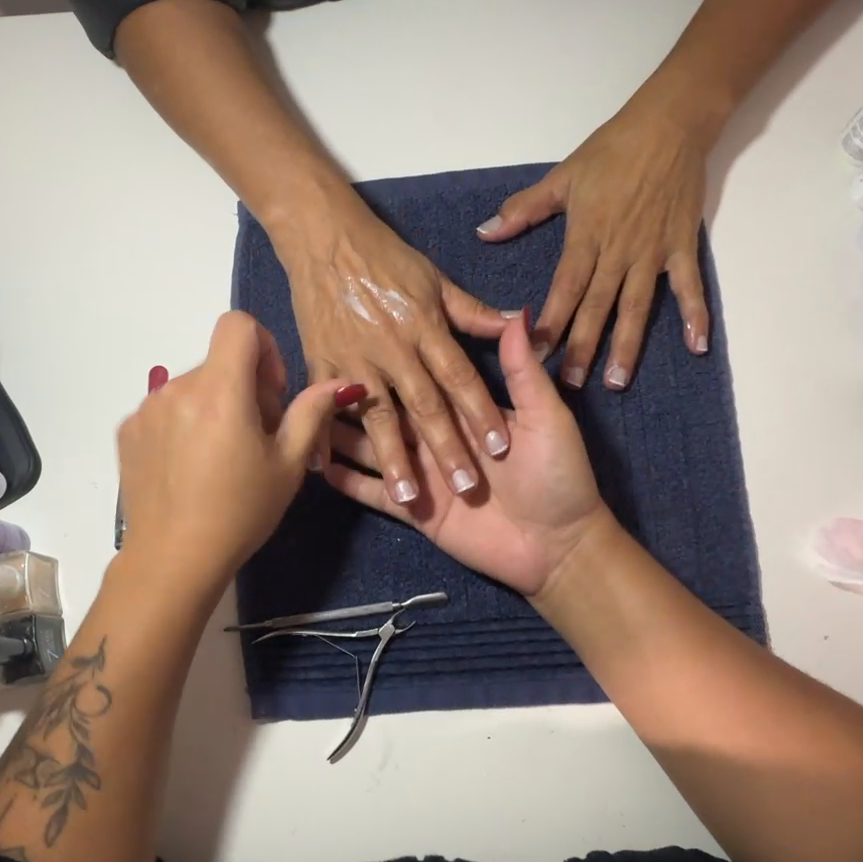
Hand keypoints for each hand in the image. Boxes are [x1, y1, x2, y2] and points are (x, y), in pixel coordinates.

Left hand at [117, 311, 360, 589]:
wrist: (173, 558)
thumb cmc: (241, 513)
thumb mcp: (288, 465)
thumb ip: (311, 413)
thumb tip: (339, 383)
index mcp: (220, 390)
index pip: (238, 325)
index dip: (264, 348)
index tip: (272, 394)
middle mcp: (177, 387)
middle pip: (219, 362)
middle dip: (245, 388)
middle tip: (258, 440)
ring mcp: (146, 408)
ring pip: (192, 387)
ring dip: (215, 407)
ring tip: (223, 459)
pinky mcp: (127, 430)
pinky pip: (165, 409)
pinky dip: (185, 425)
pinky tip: (191, 468)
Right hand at [277, 201, 513, 510]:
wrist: (319, 232)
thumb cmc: (385, 257)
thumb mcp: (438, 279)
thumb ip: (474, 311)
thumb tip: (519, 321)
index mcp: (428, 332)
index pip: (461, 378)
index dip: (482, 410)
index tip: (501, 445)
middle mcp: (397, 357)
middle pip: (426, 409)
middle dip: (447, 448)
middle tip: (465, 488)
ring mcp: (359, 370)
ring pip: (380, 424)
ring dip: (393, 460)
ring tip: (406, 493)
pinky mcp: (324, 372)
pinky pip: (326, 417)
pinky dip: (325, 447)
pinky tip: (324, 473)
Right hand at [321, 313, 615, 597]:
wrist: (558, 545)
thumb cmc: (560, 475)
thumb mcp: (547, 417)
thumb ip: (523, 371)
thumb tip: (516, 316)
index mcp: (463, 410)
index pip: (422, 379)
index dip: (393, 360)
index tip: (359, 328)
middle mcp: (435, 437)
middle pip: (388, 411)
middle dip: (355, 395)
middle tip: (316, 368)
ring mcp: (422, 473)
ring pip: (373, 448)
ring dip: (342, 434)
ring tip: (303, 415)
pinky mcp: (414, 511)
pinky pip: (372, 492)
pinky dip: (346, 480)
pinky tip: (315, 466)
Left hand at [477, 99, 719, 389]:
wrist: (670, 123)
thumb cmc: (612, 150)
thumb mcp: (563, 176)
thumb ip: (524, 210)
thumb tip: (485, 232)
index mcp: (586, 237)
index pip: (565, 288)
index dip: (550, 322)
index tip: (536, 355)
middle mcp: (618, 253)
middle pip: (597, 308)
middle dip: (582, 348)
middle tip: (571, 385)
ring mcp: (652, 253)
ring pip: (637, 307)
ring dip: (628, 345)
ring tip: (618, 381)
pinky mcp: (681, 247)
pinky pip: (689, 286)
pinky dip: (695, 315)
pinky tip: (697, 347)